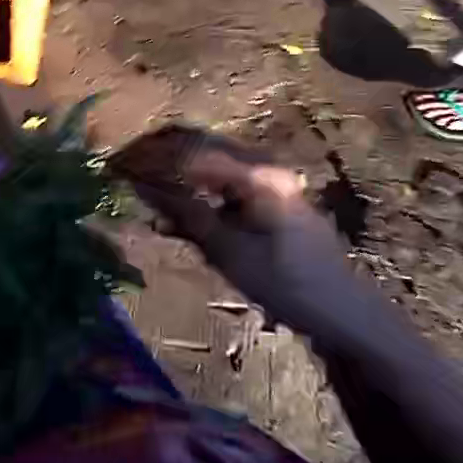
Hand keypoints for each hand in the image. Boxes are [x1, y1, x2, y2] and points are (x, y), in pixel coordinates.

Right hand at [112, 127, 370, 343]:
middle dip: (154, 156)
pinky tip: (169, 211)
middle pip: (195, 146)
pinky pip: (218, 180)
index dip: (148, 158)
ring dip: (170, 170)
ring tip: (138, 187)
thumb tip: (138, 184)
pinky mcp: (265, 195)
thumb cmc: (288, 283)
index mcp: (256, 173)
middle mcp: (261, 165)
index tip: (114, 168)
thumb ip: (182, 212)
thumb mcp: (228, 250)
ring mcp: (265, 178)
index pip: (187, 152)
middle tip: (119, 171)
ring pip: (204, 161)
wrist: (348, 316)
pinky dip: (190, 188)